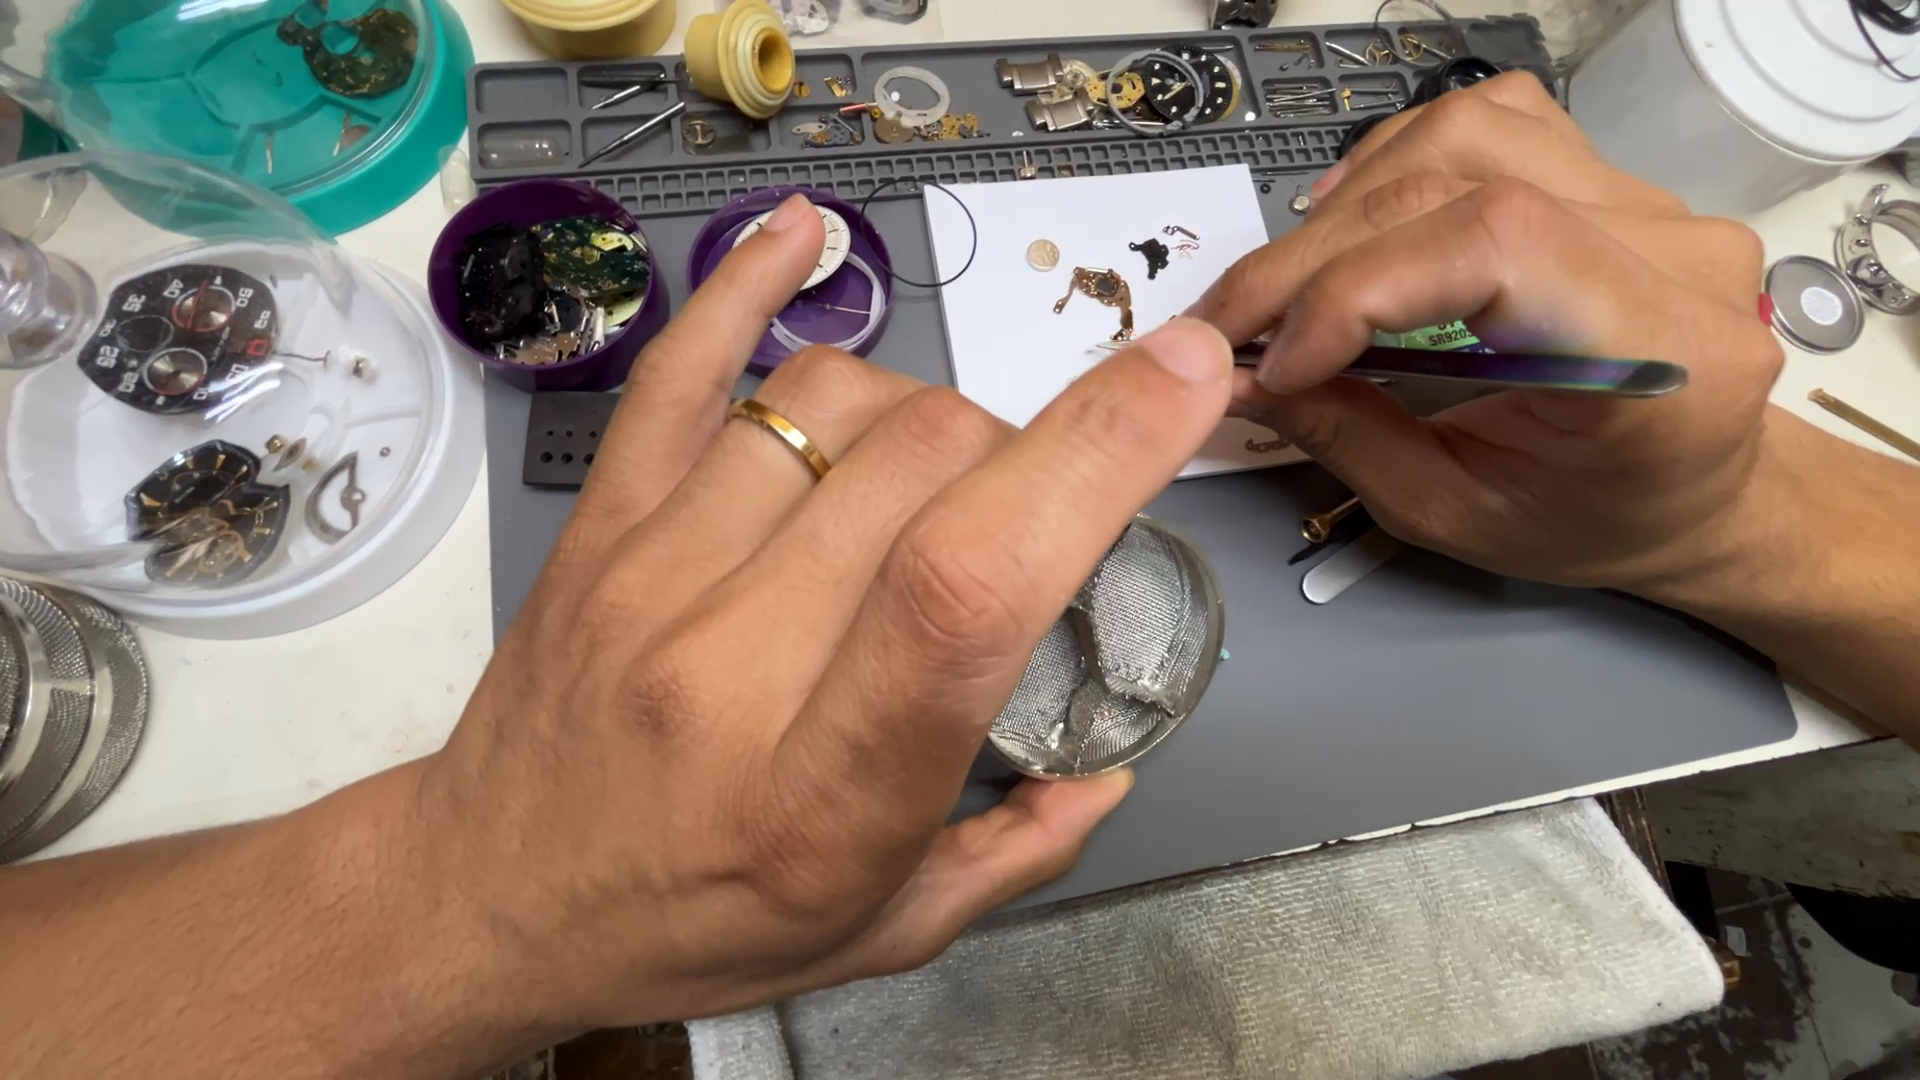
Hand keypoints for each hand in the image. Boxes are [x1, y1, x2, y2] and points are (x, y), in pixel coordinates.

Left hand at [411, 196, 1235, 1027]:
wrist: (494, 899)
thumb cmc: (691, 921)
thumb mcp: (875, 933)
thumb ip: (1011, 853)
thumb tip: (1110, 773)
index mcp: (826, 788)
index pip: (968, 585)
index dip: (1092, 459)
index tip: (1181, 377)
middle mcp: (733, 662)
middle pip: (922, 460)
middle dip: (1023, 446)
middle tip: (1022, 504)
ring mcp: (653, 572)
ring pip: (831, 402)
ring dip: (927, 411)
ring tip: (931, 471)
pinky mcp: (602, 522)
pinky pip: (679, 372)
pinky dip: (746, 288)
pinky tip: (799, 234)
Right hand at [1188, 74, 1780, 591]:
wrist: (1687, 488)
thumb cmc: (1579, 521)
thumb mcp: (1447, 511)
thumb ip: (1342, 436)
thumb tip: (1239, 379)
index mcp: (1655, 357)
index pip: (1493, 249)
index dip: (1352, 292)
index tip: (1269, 366)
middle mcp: (1665, 251)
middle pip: (1450, 187)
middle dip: (1302, 264)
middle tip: (1224, 334)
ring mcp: (1638, 199)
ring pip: (1456, 136)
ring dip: (1336, 213)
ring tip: (1281, 289)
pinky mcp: (1596, 181)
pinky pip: (1478, 126)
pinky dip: (1382, 168)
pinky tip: (1344, 230)